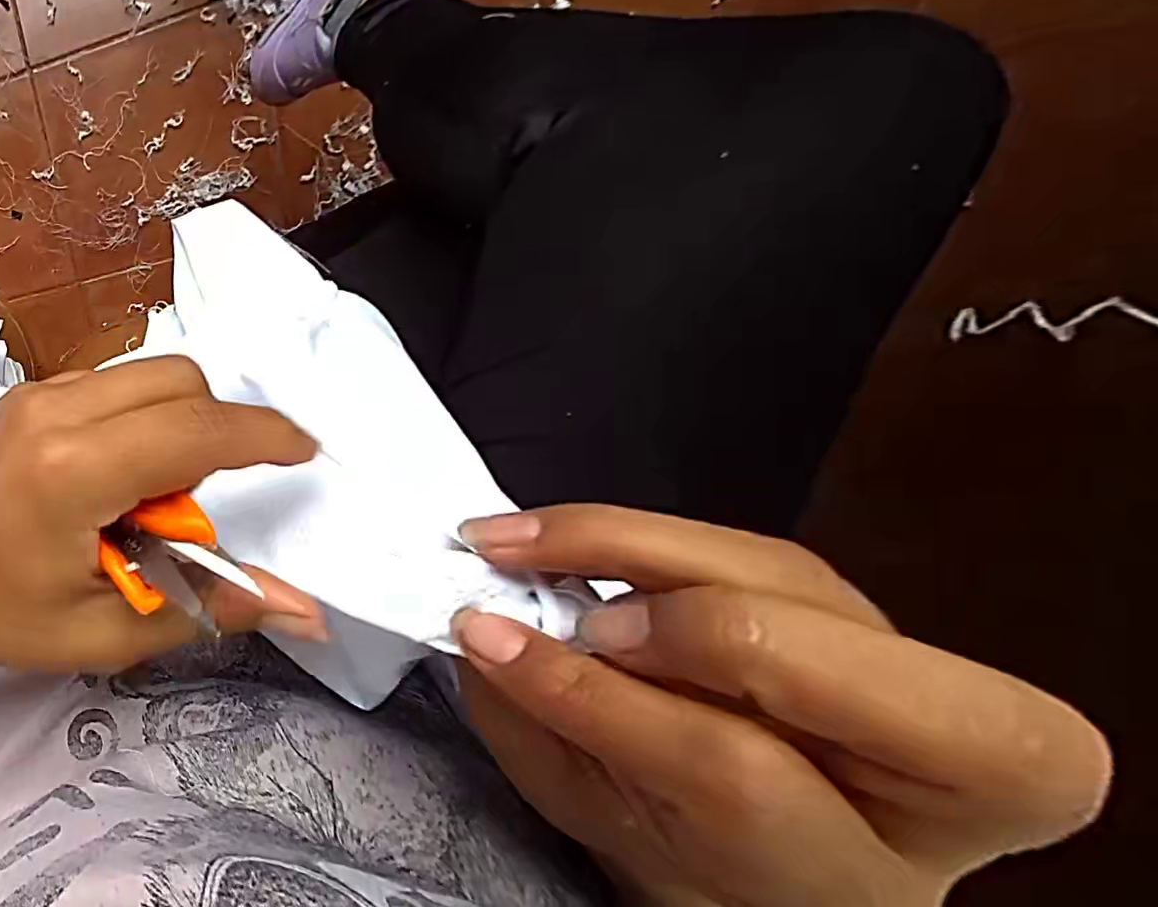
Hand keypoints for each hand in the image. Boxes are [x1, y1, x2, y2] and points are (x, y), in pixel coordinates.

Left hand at [0, 355, 326, 675]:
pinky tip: (118, 468)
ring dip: (182, 421)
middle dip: (218, 431)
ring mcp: (39, 392)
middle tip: (190, 499)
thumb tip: (303, 607)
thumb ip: (214, 605)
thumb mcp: (114, 629)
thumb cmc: (8, 618)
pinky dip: (147, 416)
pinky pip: (122, 382)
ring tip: (149, 487)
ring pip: (155, 373)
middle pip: (182, 382)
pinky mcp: (34, 389)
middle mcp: (54, 411)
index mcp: (69, 473)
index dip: (260, 437)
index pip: (192, 431)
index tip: (302, 450)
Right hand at [450, 504, 1110, 906]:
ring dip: (617, 540)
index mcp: (855, 869)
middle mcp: (917, 760)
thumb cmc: (672, 836)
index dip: (598, 698)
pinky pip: (729, 539)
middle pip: (793, 649)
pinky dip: (626, 528)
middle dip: (646, 609)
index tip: (490, 639)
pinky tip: (552, 533)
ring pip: (766, 566)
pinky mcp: (827, 595)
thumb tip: (481, 630)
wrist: (750, 830)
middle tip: (530, 584)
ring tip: (515, 541)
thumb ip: (531, 724)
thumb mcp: (596, 812)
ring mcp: (887, 660)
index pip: (731, 772)